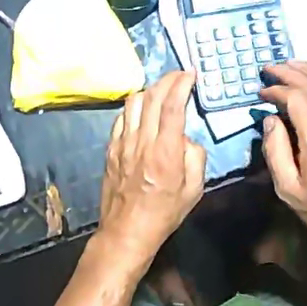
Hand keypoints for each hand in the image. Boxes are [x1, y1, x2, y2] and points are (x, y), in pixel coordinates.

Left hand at [98, 70, 206, 267]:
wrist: (126, 231)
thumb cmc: (164, 213)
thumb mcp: (194, 190)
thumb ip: (196, 157)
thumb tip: (187, 138)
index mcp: (166, 152)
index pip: (173, 106)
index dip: (182, 84)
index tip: (190, 74)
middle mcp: (142, 141)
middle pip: (153, 97)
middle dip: (168, 79)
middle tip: (180, 74)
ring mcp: (123, 143)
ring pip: (133, 102)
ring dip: (150, 88)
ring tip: (162, 88)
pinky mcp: (111, 148)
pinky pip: (121, 117)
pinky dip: (133, 105)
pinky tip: (142, 108)